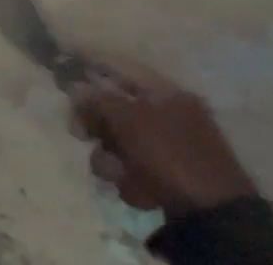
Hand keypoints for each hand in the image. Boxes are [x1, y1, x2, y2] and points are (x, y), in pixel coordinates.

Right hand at [70, 55, 257, 217]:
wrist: (214, 215)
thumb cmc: (170, 155)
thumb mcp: (128, 120)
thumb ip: (96, 99)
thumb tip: (74, 85)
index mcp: (165, 93)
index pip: (116, 66)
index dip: (85, 60)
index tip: (58, 59)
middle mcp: (167, 114)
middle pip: (111, 105)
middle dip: (93, 123)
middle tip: (81, 133)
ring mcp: (167, 145)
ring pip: (115, 139)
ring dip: (109, 157)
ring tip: (119, 173)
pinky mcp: (165, 173)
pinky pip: (130, 165)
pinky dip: (128, 176)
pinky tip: (138, 188)